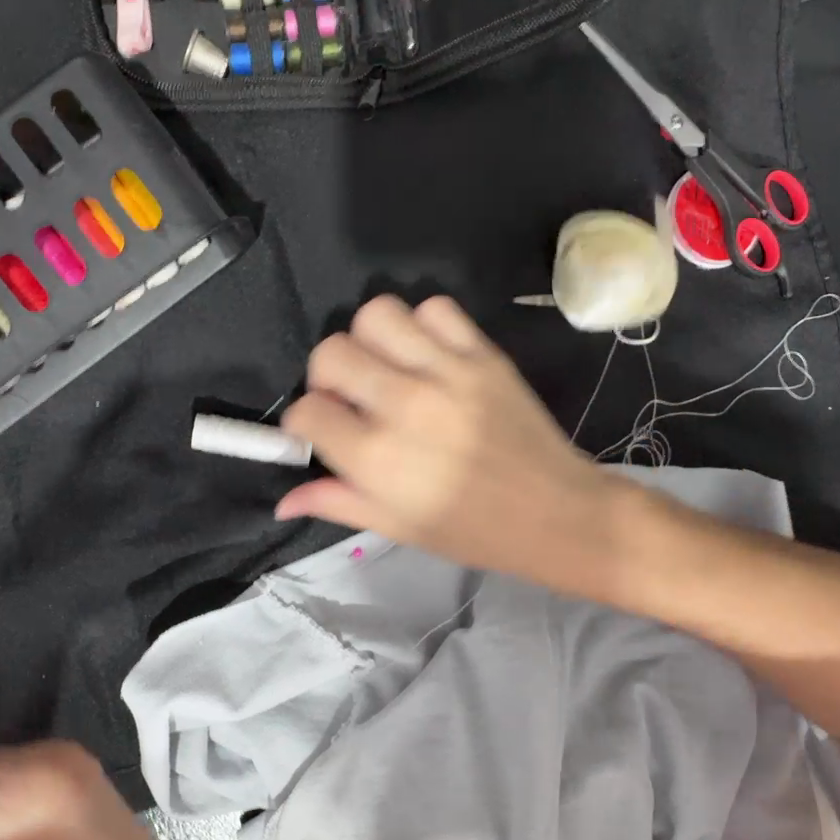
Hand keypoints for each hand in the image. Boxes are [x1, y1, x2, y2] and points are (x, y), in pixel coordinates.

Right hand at [278, 295, 625, 582]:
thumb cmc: (474, 531)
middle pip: (331, 352)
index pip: (306, 411)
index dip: (304, 422)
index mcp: (378, 459)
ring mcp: (447, 373)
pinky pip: (436, 308)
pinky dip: (422, 325)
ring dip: (370, 340)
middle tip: (351, 398)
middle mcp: (405, 405)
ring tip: (387, 369)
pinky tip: (428, 356)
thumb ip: (338, 502)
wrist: (556, 513)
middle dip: (327, 375)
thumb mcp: (398, 528)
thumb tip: (283, 501)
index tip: (322, 430)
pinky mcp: (483, 354)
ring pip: (376, 315)